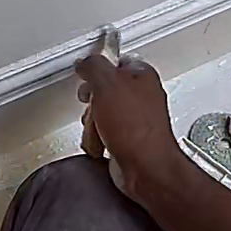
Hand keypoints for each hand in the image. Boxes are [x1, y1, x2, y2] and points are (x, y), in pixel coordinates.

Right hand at [75, 31, 192, 206]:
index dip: (96, 69)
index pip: (113, 62)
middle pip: (102, 90)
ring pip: (99, 114)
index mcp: (142, 76)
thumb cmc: (136, 129)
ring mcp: (134, 119)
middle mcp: (141, 96)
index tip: (86, 76)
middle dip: (91, 102)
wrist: (145, 168)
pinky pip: (101, 133)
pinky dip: (97, 139)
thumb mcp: (106, 85)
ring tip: (100, 129)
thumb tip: (85, 62)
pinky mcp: (127, 140)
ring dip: (93, 124)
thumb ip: (93, 66)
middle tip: (94, 106)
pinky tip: (102, 143)